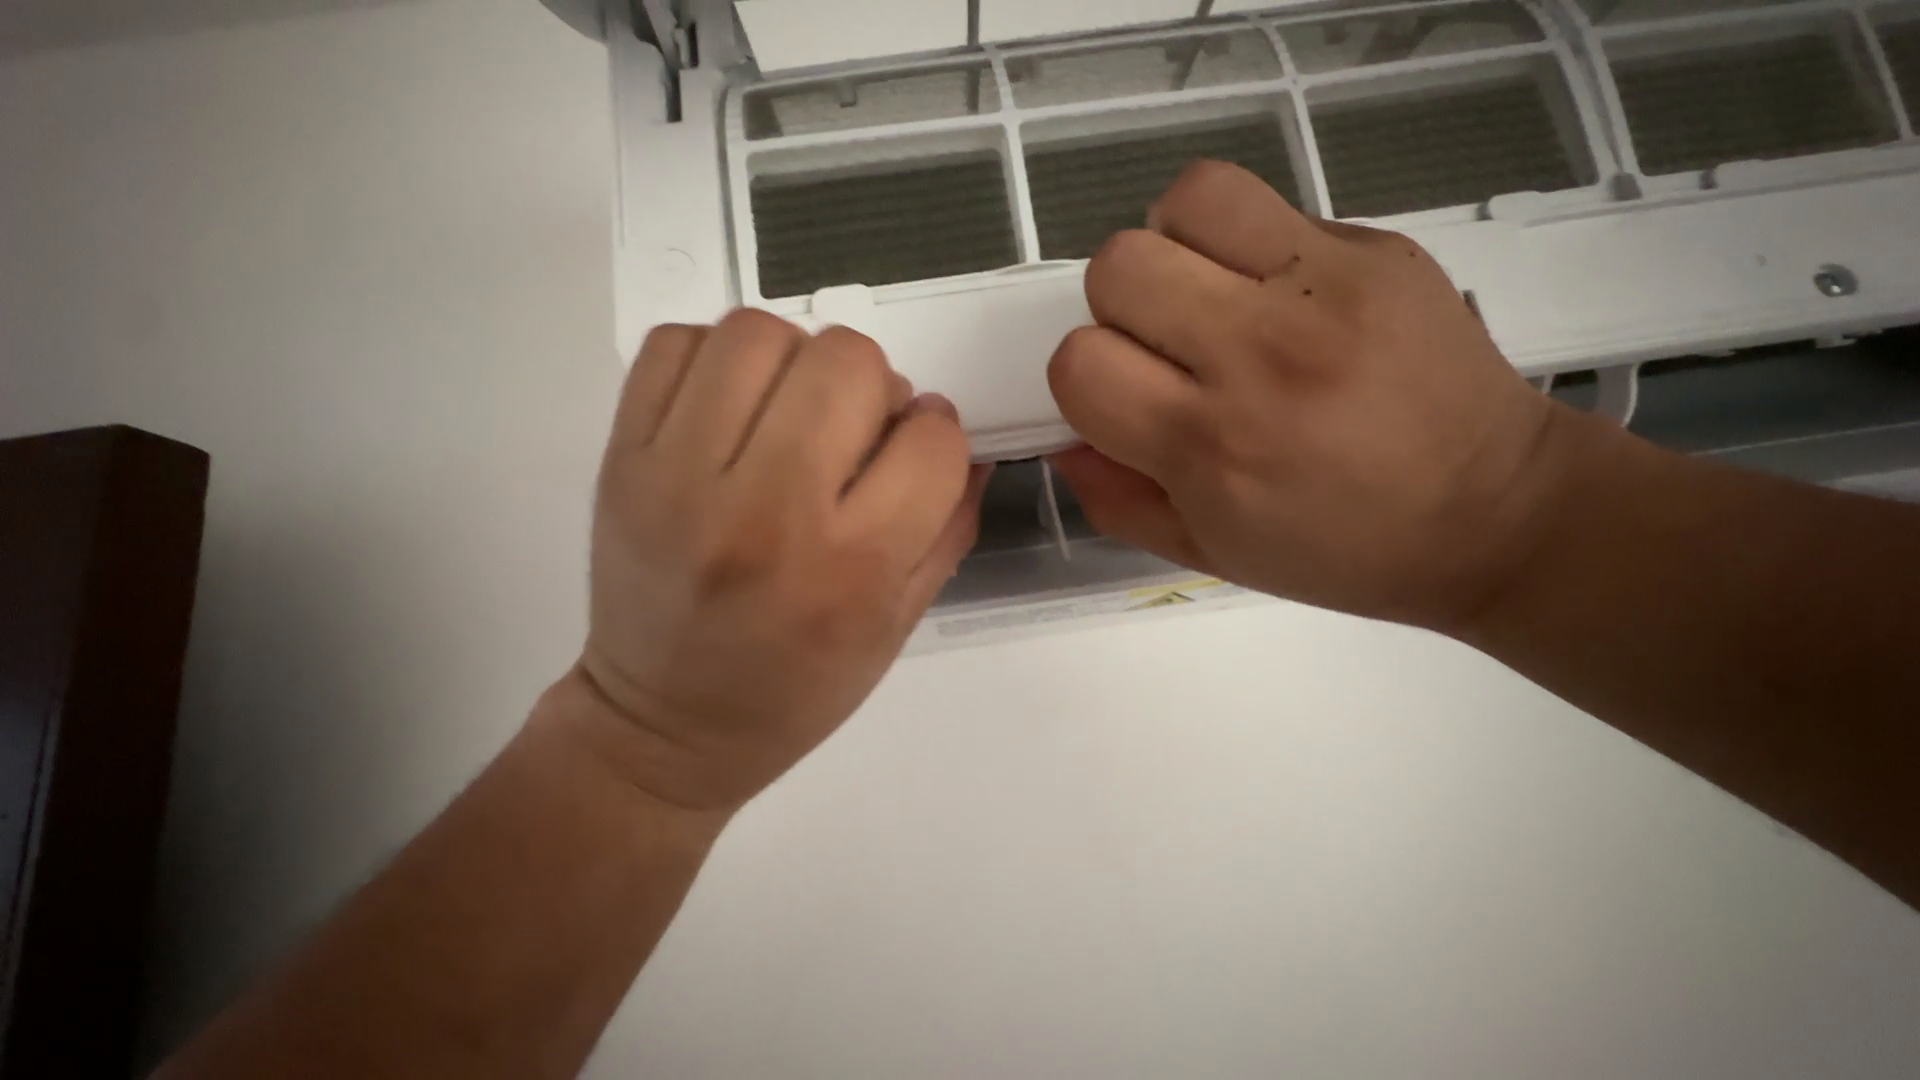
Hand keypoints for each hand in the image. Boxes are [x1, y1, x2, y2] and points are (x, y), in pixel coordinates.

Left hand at [573, 310, 987, 813]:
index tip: (916, 452)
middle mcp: (768, 513)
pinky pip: (673, 344)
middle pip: (847, 363)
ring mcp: (681, 479)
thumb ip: (946, 528)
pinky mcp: (622, 459)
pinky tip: (731, 406)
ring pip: (758, 334)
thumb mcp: (896, 629)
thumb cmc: (796, 689)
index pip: (932, 442)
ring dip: (794, 359)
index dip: (937, 435)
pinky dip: (714, 357)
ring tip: (789, 409)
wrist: (665, 724)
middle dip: (872, 386)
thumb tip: (962, 439)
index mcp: (851, 569)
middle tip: (853, 429)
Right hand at [1047, 161, 1564, 630]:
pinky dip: (1242, 239)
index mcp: (1211, 448)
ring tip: (1209, 295)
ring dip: (1174, 248)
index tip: (1125, 400)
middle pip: (1117, 268)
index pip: (1079, 364)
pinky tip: (1276, 290)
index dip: (1085, 382)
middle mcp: (1259, 356)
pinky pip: (1265, 203)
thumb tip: (1066, 437)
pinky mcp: (1378, 249)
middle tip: (1168, 348)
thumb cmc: (1340, 553)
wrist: (1494, 515)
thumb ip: (1117, 499)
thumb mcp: (1208, 553)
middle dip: (1120, 311)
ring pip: (1186, 202)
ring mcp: (1324, 289)